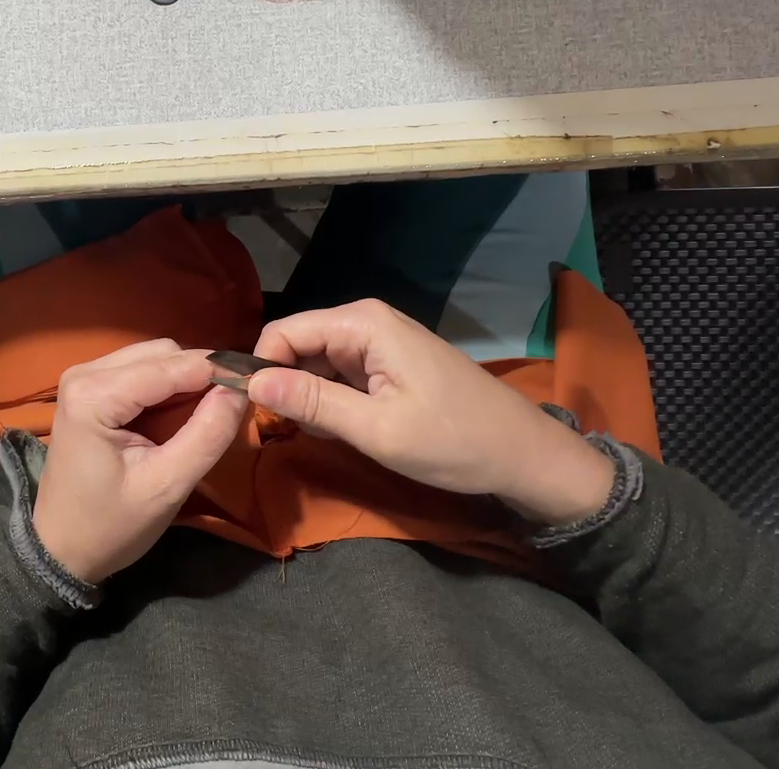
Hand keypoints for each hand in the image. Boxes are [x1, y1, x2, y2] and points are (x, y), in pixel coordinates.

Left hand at [33, 340, 250, 583]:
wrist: (60, 548)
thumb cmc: (110, 526)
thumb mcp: (166, 486)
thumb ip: (206, 434)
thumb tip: (241, 389)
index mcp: (93, 395)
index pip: (170, 365)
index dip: (217, 370)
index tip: (258, 383)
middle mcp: (84, 373)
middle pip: (162, 354)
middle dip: (201, 375)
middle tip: (234, 406)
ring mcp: (83, 377)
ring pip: (153, 358)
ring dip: (185, 380)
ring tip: (211, 413)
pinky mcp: (90, 388)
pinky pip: (141, 371)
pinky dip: (167, 387)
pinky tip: (183, 414)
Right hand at [245, 300, 613, 525]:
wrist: (527, 458)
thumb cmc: (454, 442)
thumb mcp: (377, 429)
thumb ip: (312, 403)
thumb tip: (250, 382)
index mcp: (362, 323)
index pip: (282, 332)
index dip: (260, 368)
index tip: (252, 411)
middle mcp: (364, 320)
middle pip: (296, 345)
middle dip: (284, 385)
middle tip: (290, 431)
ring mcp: (376, 341)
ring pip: (313, 362)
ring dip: (307, 397)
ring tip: (325, 433)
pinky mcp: (385, 362)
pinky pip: (336, 373)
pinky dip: (329, 400)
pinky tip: (344, 428)